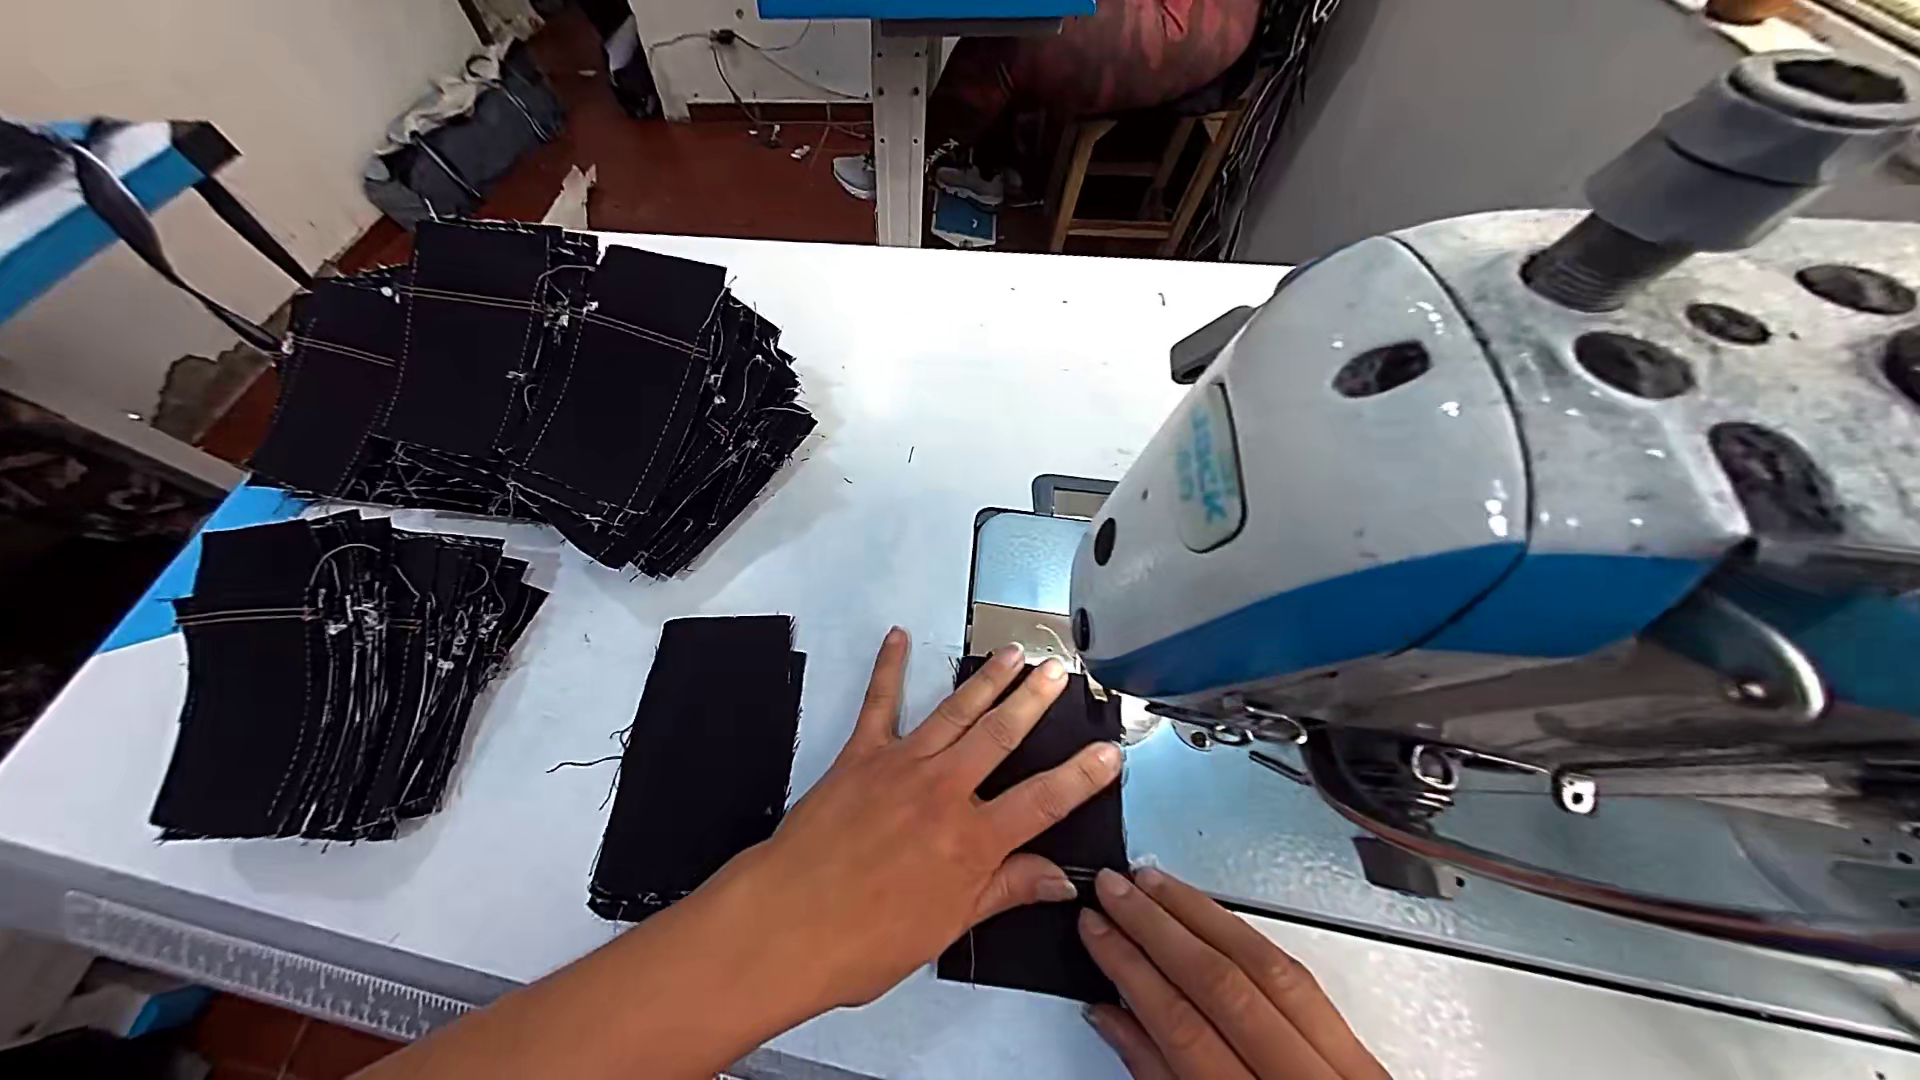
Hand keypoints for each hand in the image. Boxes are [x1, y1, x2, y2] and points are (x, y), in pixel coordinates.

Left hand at [718, 628, 1123, 1010]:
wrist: (786, 924)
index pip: (1043, 801)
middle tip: (1057, 670)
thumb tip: (1059, 880)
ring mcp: (902, 764)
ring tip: (1012, 653)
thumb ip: (1005, 891)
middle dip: (1034, 699)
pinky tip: (898, 637)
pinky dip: (889, 667)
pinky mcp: (862, 752)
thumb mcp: (946, 928)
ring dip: (987, 679)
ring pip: (956, 711)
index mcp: (970, 841)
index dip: (1083, 776)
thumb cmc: (865, 939)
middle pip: (1001, 735)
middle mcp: (943, 791)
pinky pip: (879, 702)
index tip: (1110, 751)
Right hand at [1079, 868, 1389, 1079]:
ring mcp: (1351, 1071)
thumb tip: (1109, 1012)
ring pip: (1264, 962)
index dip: (1130, 967)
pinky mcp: (1365, 1050)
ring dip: (1195, 911)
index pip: (1183, 1029)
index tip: (1096, 928)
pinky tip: (1204, 908)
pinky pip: (1296, 972)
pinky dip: (1240, 932)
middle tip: (1113, 887)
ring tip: (1151, 882)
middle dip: (1155, 924)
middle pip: (1223, 983)